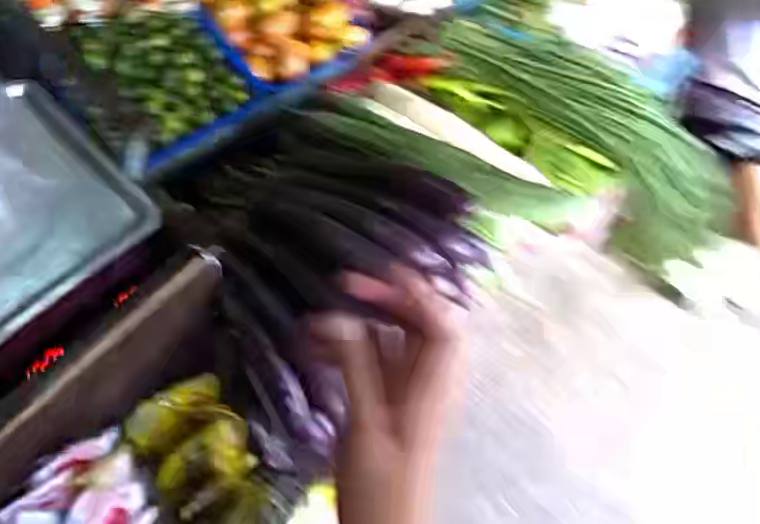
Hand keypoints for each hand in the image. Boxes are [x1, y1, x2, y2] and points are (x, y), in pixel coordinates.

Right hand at [312, 269, 465, 523]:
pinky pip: (369, 358)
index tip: (387, 270)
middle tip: (346, 283)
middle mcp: (423, 383)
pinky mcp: (382, 403)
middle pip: (418, 324)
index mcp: (431, 388)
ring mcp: (403, 393)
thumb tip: (340, 316)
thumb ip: (356, 367)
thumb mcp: (367, 426)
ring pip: (389, 339)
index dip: (423, 294)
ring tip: (318, 316)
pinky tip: (316, 342)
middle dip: (386, 297)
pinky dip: (345, 344)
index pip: (444, 327)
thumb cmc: (382, 489)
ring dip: (357, 321)